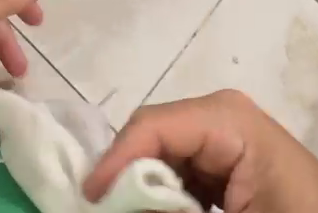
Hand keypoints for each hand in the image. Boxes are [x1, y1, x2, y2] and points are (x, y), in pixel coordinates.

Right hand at [83, 91, 265, 212]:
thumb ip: (171, 210)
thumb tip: (112, 203)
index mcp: (227, 119)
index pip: (152, 126)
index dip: (115, 162)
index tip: (88, 200)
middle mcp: (220, 115)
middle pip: (151, 138)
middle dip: (126, 176)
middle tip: (102, 208)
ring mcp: (225, 136)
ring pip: (161, 155)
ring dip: (143, 188)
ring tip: (122, 207)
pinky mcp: (229, 163)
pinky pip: (181, 172)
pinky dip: (166, 196)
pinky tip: (157, 209)